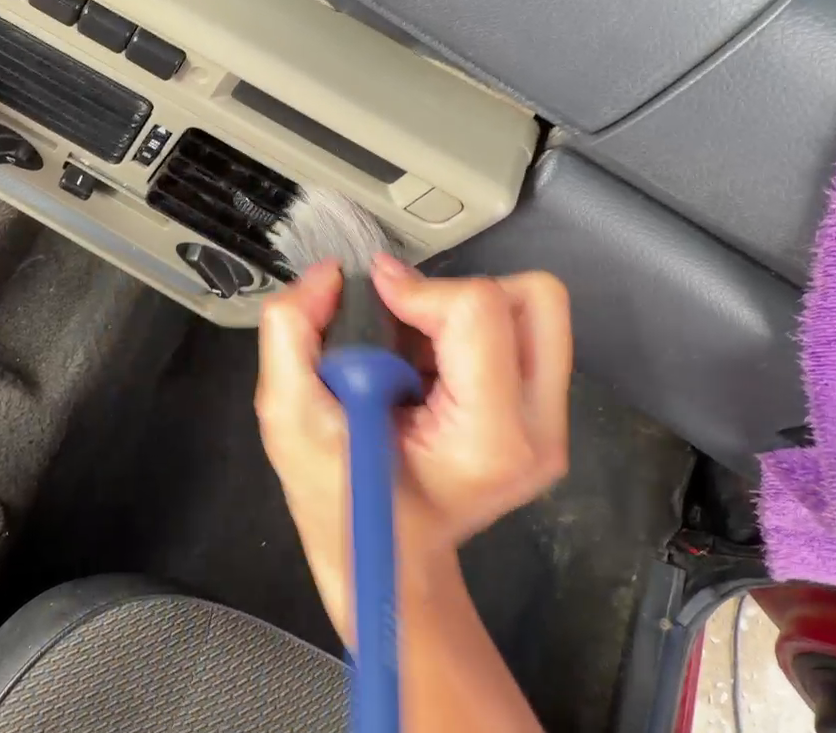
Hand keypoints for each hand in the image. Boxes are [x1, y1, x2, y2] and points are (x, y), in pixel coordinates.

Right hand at [255, 257, 571, 647]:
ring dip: (458, 308)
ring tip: (408, 346)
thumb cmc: (337, 498)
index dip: (413, 289)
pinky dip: (462, 327)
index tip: (367, 301)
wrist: (385, 560)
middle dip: (451, 293)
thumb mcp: (286, 416)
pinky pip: (518, 331)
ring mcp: (550, 424)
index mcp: (486, 439)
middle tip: (399, 321)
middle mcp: (538, 429)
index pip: (478, 311)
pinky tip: (421, 365)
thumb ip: (290, 332)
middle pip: (531, 299)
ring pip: (531, 308)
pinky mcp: (543, 414)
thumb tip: (331, 275)